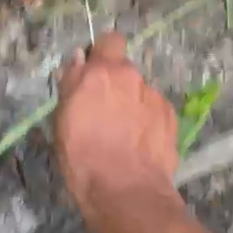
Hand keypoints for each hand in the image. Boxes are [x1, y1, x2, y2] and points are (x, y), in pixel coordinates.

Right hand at [56, 33, 184, 231]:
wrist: (126, 191)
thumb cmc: (84, 157)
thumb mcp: (63, 120)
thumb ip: (72, 83)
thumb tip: (80, 59)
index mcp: (101, 73)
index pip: (110, 40)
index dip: (104, 52)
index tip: (95, 72)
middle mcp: (131, 77)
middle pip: (124, 70)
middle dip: (116, 84)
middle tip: (104, 112)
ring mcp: (153, 96)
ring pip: (140, 92)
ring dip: (132, 104)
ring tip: (124, 135)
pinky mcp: (170, 117)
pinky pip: (155, 110)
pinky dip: (148, 121)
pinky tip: (140, 144)